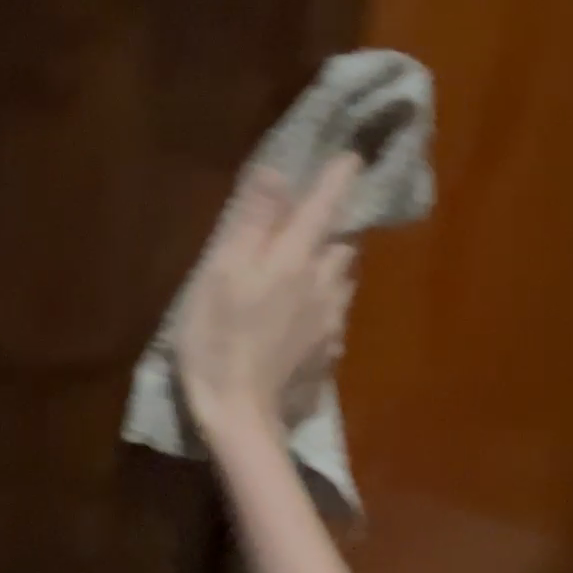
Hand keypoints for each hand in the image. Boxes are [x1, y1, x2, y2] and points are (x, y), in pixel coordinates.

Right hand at [175, 153, 362, 446]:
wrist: (243, 415)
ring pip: (342, 282)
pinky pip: (335, 318)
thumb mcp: (221, 272)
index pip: (328, 205)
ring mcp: (333, 324)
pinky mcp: (329, 356)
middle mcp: (326, 286)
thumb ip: (252, 221)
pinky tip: (302, 320)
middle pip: (343, 245)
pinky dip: (325, 306)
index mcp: (297, 258)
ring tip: (305, 271)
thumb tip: (280, 173)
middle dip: (333, 229)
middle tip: (310, 225)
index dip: (340, 177)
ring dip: (331, 268)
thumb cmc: (219, 339)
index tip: (353, 157)